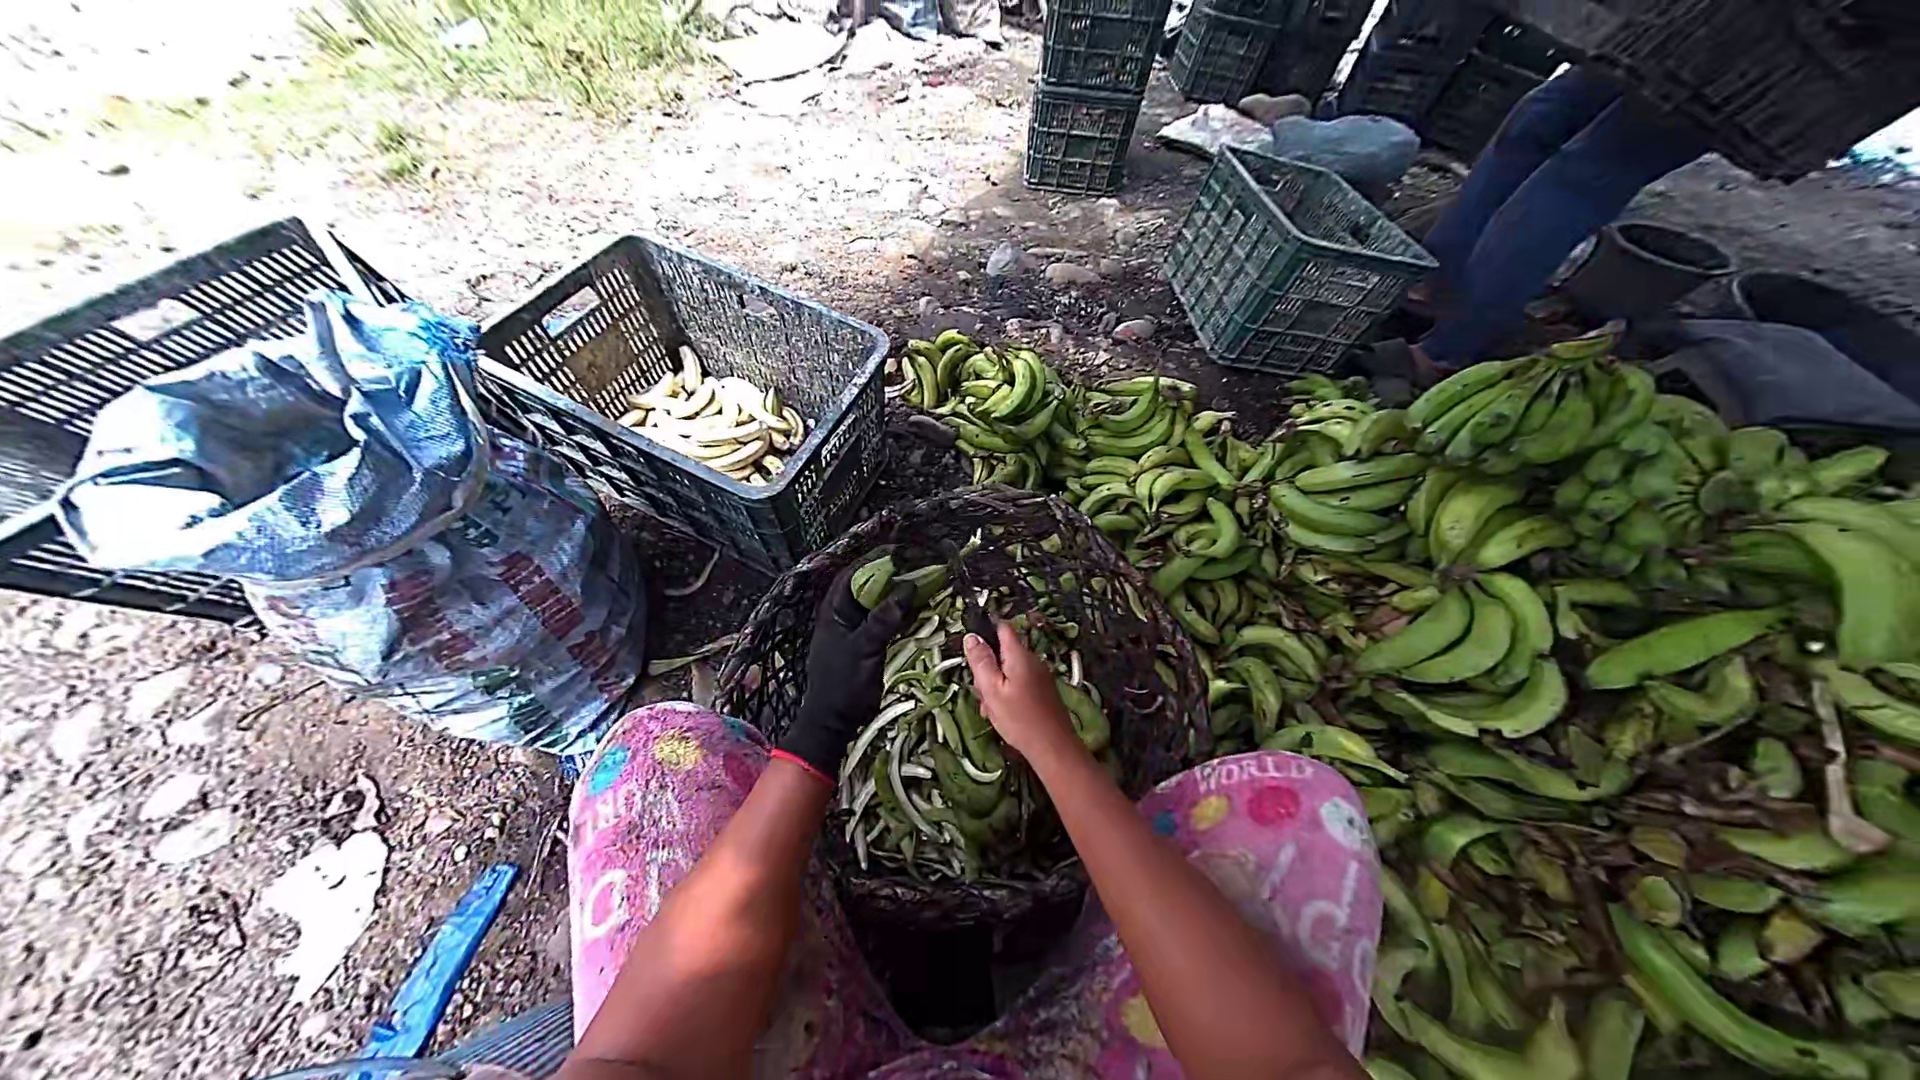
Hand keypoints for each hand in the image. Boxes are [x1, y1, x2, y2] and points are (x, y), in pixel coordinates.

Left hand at [779, 563, 912, 779]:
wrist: (835, 721)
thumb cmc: (843, 683)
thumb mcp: (863, 647)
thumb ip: (883, 618)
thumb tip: (906, 589)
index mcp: (834, 611)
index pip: (852, 575)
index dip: (873, 561)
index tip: (898, 553)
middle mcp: (844, 616)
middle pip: (867, 586)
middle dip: (890, 575)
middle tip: (916, 566)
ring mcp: (856, 630)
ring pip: (878, 603)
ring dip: (897, 593)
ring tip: (921, 581)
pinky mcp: (868, 644)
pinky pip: (885, 620)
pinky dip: (900, 612)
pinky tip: (917, 607)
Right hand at [962, 621, 1079, 761]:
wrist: (1053, 747)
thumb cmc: (1019, 718)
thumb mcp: (992, 689)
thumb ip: (980, 661)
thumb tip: (971, 636)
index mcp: (1020, 655)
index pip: (1002, 628)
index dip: (985, 632)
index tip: (972, 652)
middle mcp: (1033, 660)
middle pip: (1003, 652)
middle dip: (988, 668)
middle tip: (982, 692)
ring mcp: (1040, 675)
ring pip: (1009, 671)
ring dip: (995, 685)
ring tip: (991, 708)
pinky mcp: (1043, 690)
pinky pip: (1019, 683)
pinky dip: (1007, 694)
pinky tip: (1004, 714)